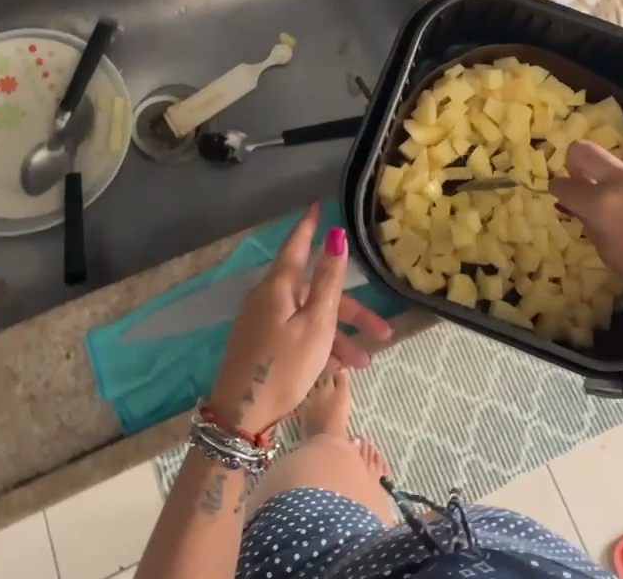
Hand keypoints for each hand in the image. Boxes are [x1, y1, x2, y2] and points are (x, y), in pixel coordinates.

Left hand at [209, 205, 391, 435]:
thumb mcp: (316, 324)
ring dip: (338, 336)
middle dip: (350, 309)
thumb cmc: (282, 368)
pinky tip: (338, 370)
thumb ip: (328, 281)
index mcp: (278, 287)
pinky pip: (296, 334)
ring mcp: (261, 322)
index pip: (297, 245)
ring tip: (363, 364)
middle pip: (314, 291)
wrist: (239, 417)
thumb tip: (335, 235)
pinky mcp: (260, 345)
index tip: (318, 205)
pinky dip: (319, 345)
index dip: (310, 225)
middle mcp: (267, 298)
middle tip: (383, 330)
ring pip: (308, 317)